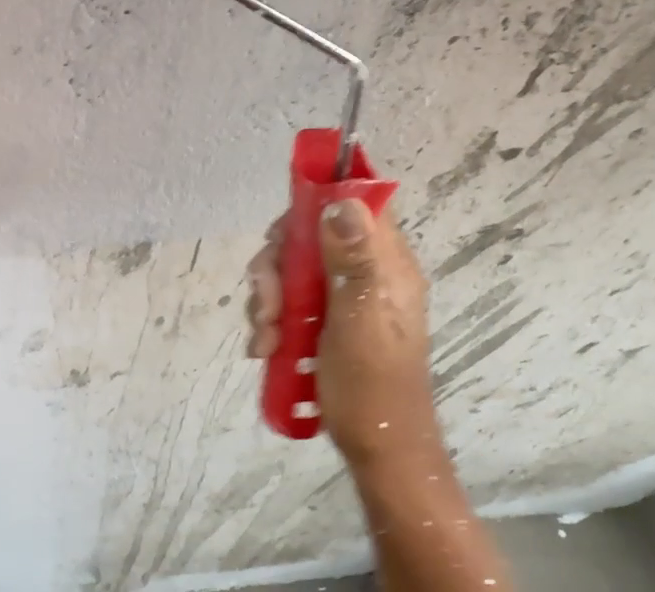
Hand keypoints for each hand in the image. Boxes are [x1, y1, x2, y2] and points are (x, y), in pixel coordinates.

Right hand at [245, 199, 431, 453]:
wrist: (379, 452)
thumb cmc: (373, 388)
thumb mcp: (359, 320)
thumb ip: (353, 261)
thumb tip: (342, 202)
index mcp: (387, 265)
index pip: (356, 204)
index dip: (317, 202)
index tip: (285, 230)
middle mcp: (369, 272)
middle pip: (311, 235)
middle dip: (278, 265)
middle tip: (268, 301)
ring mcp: (347, 297)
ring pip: (294, 269)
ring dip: (270, 298)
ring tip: (267, 336)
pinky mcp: (328, 321)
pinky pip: (291, 300)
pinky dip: (273, 320)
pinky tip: (267, 347)